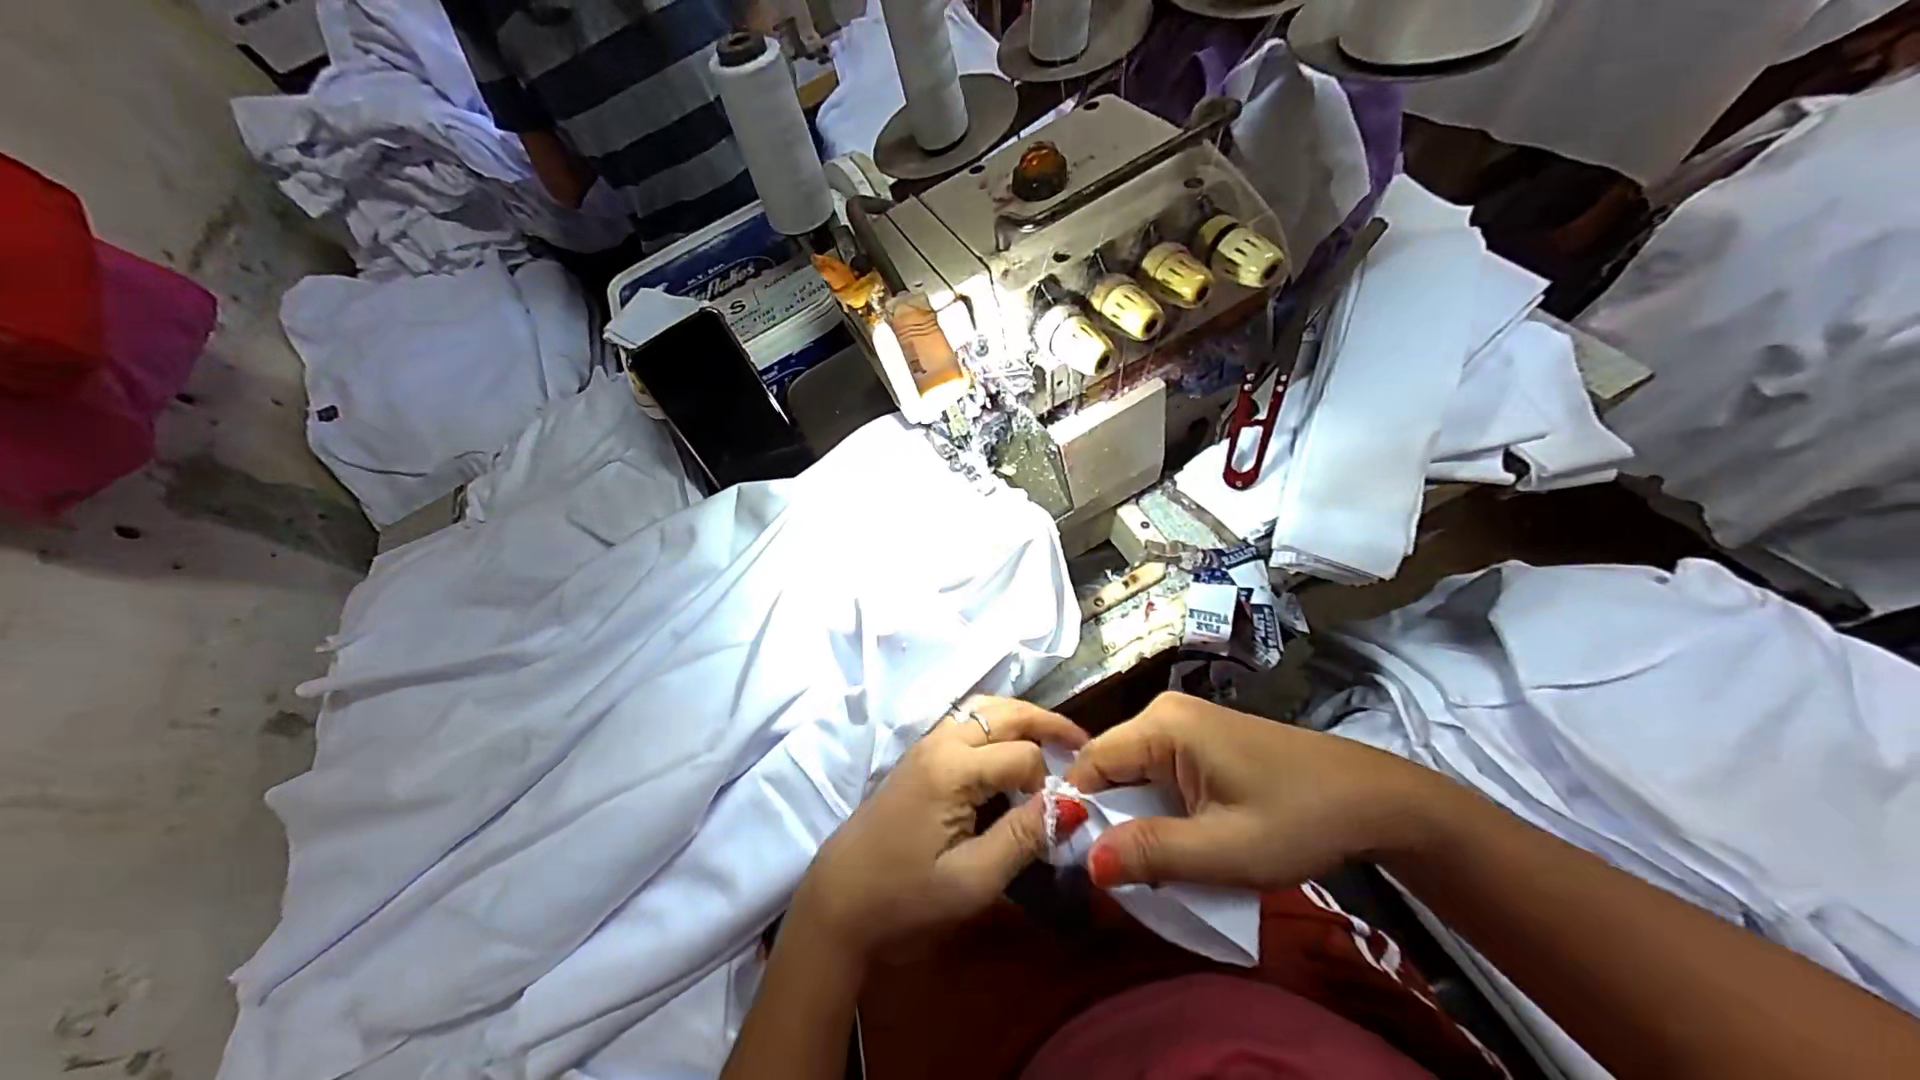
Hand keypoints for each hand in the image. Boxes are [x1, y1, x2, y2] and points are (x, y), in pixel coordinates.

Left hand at [791, 697, 1089, 962]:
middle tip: (1082, 747)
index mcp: (953, 769)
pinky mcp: (917, 757)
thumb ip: (1022, 837)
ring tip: (1052, 744)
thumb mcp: (971, 881)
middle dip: (1047, 724)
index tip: (1067, 813)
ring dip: (1021, 719)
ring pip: (983, 710)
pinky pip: (966, 723)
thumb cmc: (905, 898)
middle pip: (1005, 713)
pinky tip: (1010, 752)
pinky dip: (997, 726)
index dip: (1052, 781)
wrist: (837, 902)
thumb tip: (1072, 804)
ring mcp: (925, 746)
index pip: (1024, 755)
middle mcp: (940, 743)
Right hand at [1064, 692, 1450, 891]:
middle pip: (1109, 765)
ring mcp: (1183, 721)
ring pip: (1132, 771)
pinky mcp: (1199, 737)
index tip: (1076, 858)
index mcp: (1162, 725)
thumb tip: (1087, 864)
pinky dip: (1156, 806)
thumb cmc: (1299, 820)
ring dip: (1134, 815)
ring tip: (1146, 859)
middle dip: (1107, 816)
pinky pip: (1156, 770)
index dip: (1076, 809)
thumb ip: (1152, 854)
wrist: (1372, 798)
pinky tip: (1175, 836)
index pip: (1090, 762)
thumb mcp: (1225, 850)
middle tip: (1116, 869)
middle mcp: (1164, 712)